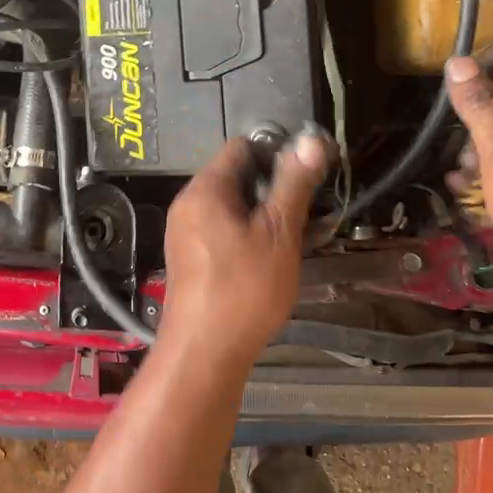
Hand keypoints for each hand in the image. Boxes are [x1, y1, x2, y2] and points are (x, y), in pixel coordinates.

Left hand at [159, 133, 331, 364]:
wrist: (204, 351)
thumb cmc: (244, 289)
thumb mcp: (279, 233)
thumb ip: (293, 185)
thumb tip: (310, 141)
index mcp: (204, 189)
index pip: (241, 147)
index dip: (276, 156)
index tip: (304, 180)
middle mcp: (187, 203)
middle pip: (234, 176)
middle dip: (270, 190)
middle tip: (302, 216)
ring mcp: (183, 231)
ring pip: (228, 206)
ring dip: (260, 217)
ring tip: (288, 242)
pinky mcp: (187, 257)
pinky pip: (219, 230)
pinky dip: (243, 236)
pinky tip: (265, 262)